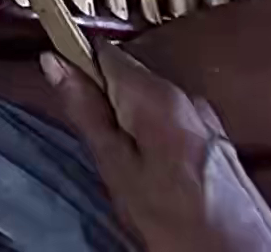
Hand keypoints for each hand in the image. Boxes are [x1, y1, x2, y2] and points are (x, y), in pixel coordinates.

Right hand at [43, 44, 270, 251]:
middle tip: (96, 137)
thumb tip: (51, 59)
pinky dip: (150, 132)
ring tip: (125, 160)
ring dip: (125, 117)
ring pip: (143, 98)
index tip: (65, 91)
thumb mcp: (115, 164)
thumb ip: (83, 108)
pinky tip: (154, 171)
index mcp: (155, 94)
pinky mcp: (219, 143)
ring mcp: (206, 120)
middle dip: (102, 96)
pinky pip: (167, 118)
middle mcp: (185, 96)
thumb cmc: (176, 219)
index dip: (76, 63)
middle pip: (122, 74)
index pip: (99, 50)